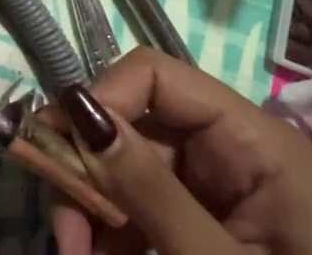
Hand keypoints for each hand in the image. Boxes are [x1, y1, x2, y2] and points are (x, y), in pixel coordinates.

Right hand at [47, 48, 311, 254]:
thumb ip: (151, 192)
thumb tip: (78, 108)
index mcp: (252, 139)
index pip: (157, 76)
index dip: (102, 100)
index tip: (59, 153)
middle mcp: (231, 151)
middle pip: (135, 127)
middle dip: (88, 171)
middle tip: (61, 232)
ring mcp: (218, 193)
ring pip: (129, 173)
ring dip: (92, 211)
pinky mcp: (208, 230)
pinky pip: (144, 213)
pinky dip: (113, 235)